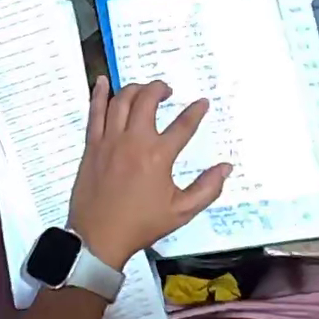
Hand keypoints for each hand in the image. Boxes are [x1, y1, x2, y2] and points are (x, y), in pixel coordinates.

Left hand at [68, 78, 231, 268]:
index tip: (202, 103)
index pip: (183, 125)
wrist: (99, 236)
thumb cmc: (141, 224)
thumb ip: (207, 188)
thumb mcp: (182, 211)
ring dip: (135, 89)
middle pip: (148, 100)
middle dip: (160, 89)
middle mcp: (134, 141)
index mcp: (159, 156)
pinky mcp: (92, 145)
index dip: (196, 111)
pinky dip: (100, 94)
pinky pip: (95, 112)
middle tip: (167, 91)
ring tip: (144, 89)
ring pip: (122, 100)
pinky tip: (103, 81)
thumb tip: (226, 168)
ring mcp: (109, 140)